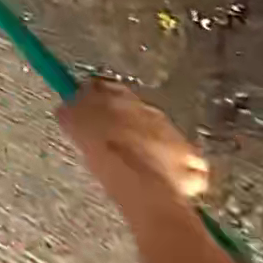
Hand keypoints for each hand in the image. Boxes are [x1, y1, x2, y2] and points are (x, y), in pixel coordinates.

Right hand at [56, 78, 208, 205]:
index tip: (85, 107)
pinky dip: (173, 168)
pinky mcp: (194, 162)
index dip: (94, 97)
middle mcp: (149, 109)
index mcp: (116, 93)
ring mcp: (176, 136)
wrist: (133, 174)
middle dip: (127, 122)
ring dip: (150, 145)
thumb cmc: (96, 141)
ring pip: (162, 137)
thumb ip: (73, 108)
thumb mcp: (68, 118)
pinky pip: (184, 164)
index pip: (104, 87)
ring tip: (132, 160)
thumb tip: (73, 107)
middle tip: (109, 137)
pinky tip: (157, 176)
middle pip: (137, 112)